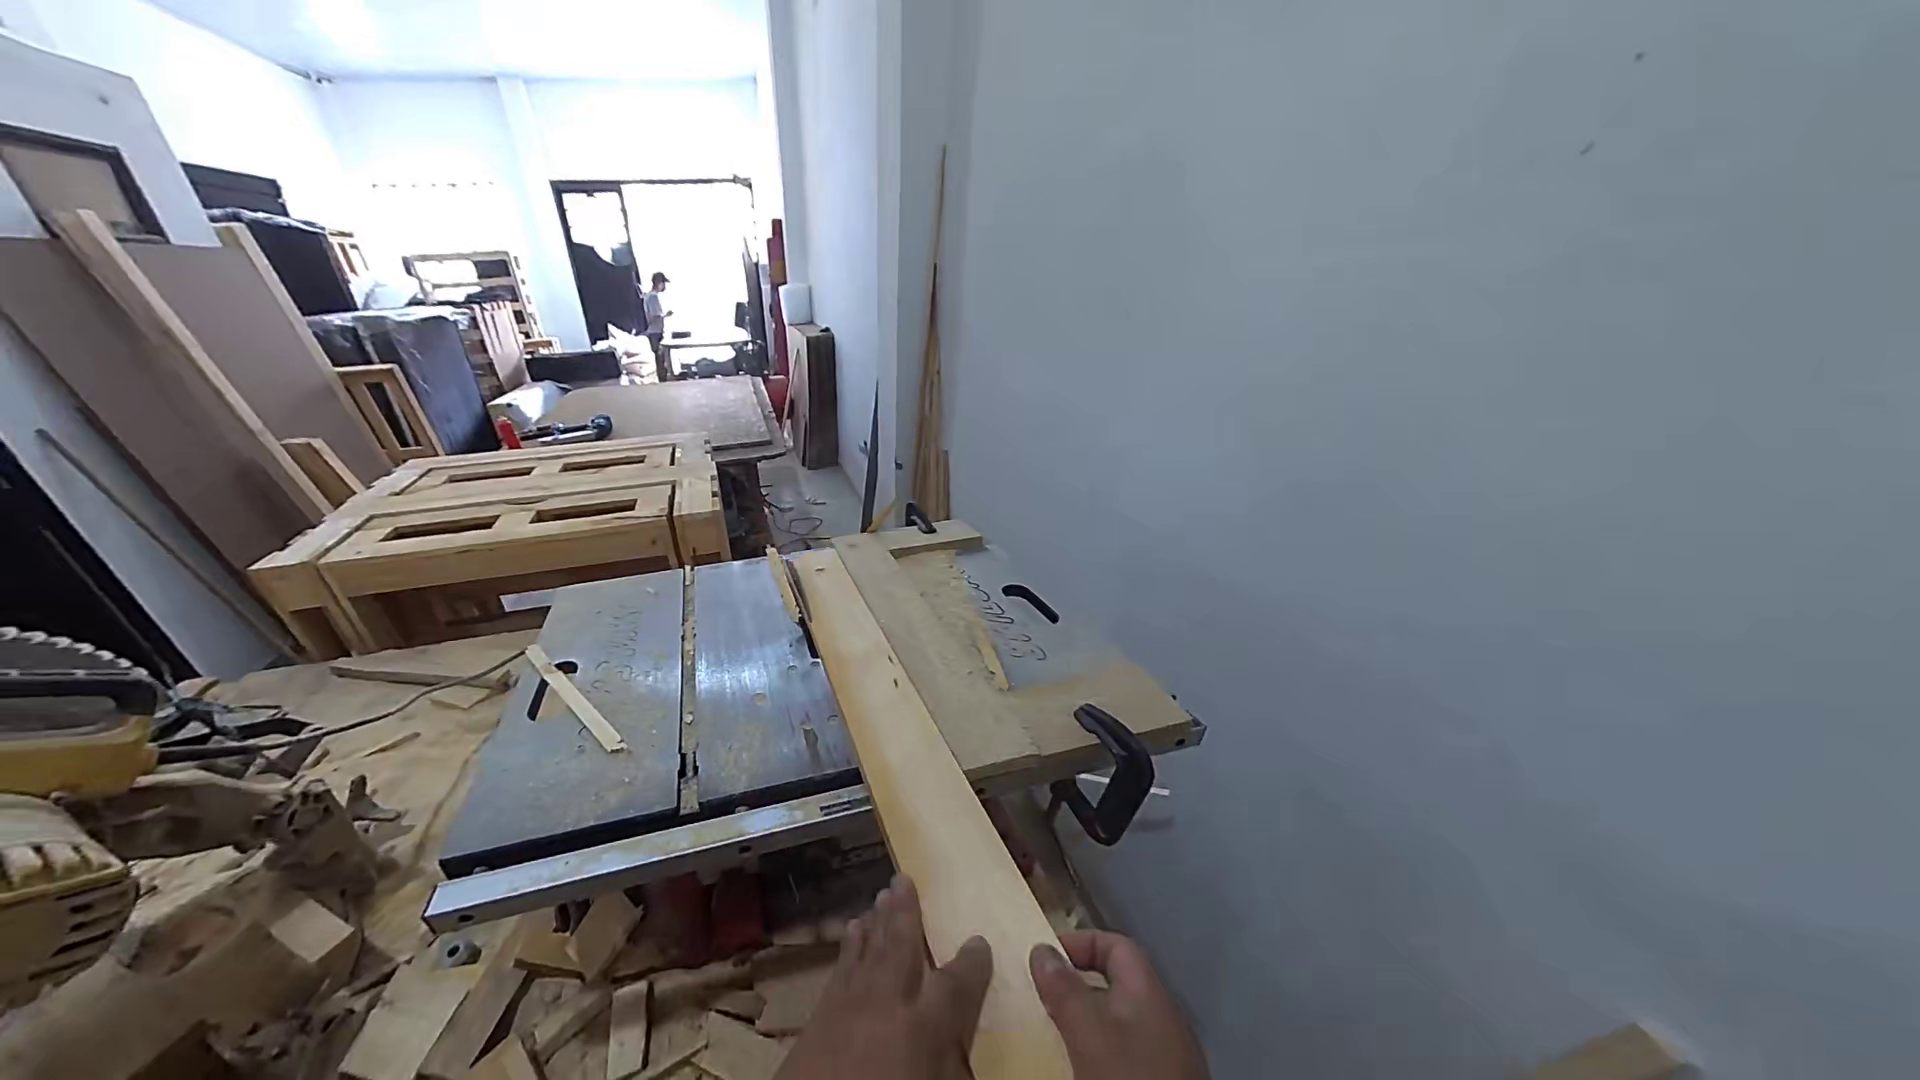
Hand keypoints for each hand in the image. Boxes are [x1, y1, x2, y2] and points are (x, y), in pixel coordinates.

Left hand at [775, 876, 992, 1079]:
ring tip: (881, 895)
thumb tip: (961, 1040)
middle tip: (904, 877)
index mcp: (924, 1025)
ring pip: (868, 949)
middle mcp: (888, 1002)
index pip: (957, 984)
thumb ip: (950, 1064)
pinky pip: (839, 969)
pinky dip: (848, 947)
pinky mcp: (817, 1018)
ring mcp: (849, 1005)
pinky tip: (850, 931)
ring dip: (876, 921)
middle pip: (901, 945)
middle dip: (906, 911)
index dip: (972, 962)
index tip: (979, 941)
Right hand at [1030, 931, 1210, 1079]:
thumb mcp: (1087, 1030)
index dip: (1080, 943)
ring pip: (1121, 1020)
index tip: (1046, 960)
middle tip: (1046, 999)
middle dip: (1079, 986)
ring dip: (1088, 1022)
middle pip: (1117, 983)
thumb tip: (1042, 950)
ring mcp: (1170, 1055)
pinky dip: (1103, 1053)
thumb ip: (1063, 988)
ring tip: (1059, 1037)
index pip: (1116, 944)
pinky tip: (1085, 1070)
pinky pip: (1129, 1052)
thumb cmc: (1128, 1077)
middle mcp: (1164, 1016)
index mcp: (1149, 990)